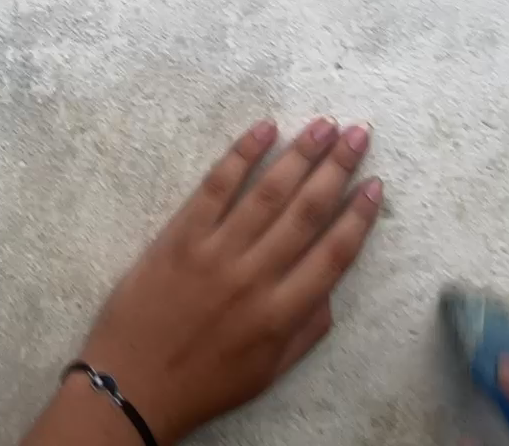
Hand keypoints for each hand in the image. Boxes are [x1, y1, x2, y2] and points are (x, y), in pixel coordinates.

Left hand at [23, 117, 382, 445]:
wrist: (132, 383)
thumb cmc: (204, 381)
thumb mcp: (269, 372)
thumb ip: (307, 330)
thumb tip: (333, 287)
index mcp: (282, 313)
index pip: (334, 254)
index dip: (359, 215)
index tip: (376, 183)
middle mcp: (256, 276)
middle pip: (307, 211)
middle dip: (337, 168)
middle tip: (358, 133)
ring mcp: (217, 250)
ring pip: (269, 191)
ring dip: (300, 153)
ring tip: (323, 124)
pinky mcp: (182, 233)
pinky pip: (217, 185)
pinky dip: (242, 154)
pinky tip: (265, 129)